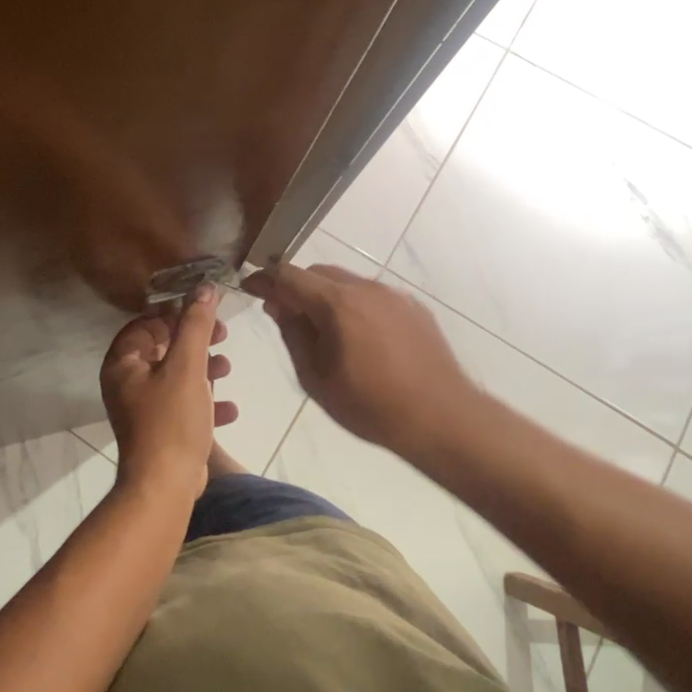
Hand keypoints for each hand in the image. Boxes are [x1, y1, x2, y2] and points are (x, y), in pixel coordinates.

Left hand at [98, 283, 236, 500]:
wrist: (165, 486)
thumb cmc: (171, 420)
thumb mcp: (188, 366)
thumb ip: (196, 324)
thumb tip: (204, 287)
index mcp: (122, 364)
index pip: (146, 324)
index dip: (176, 314)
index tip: (206, 312)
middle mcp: (126, 383)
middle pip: (163, 349)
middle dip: (195, 341)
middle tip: (223, 335)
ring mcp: (141, 409)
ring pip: (175, 377)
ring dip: (204, 370)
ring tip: (228, 367)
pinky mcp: (158, 431)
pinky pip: (181, 406)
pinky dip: (204, 402)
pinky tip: (230, 408)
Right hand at [242, 263, 482, 451]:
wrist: (442, 418)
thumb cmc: (370, 405)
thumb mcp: (315, 377)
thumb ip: (292, 334)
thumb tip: (278, 305)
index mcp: (336, 303)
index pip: (289, 276)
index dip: (264, 279)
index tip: (249, 287)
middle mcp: (365, 288)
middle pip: (318, 273)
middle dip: (296, 287)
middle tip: (284, 315)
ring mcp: (393, 295)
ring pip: (347, 283)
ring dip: (326, 296)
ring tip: (324, 331)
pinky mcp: (414, 307)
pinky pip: (373, 296)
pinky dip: (354, 306)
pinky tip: (359, 339)